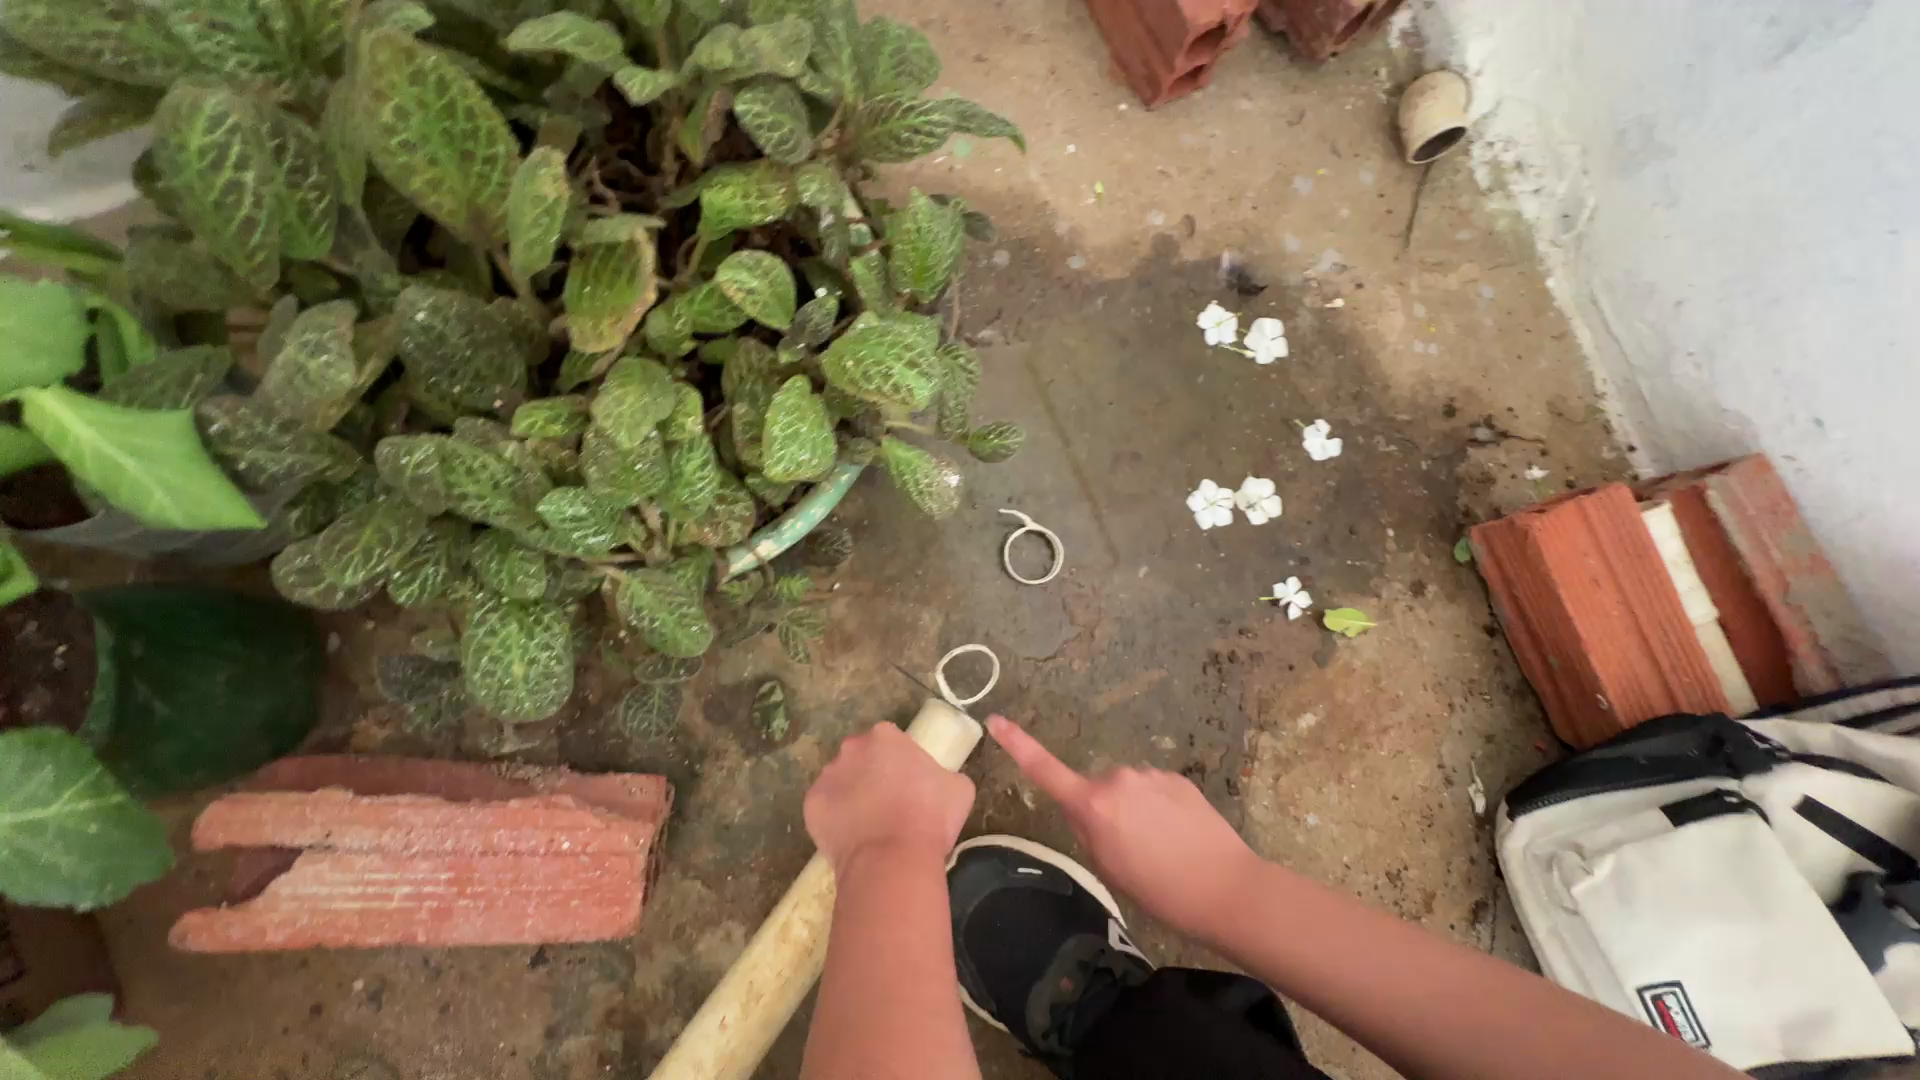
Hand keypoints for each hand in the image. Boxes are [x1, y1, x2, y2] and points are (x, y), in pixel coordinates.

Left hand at [804, 722, 976, 875]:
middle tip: (889, 804)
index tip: (908, 784)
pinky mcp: (812, 804)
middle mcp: (851, 748)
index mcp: (885, 736)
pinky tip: (852, 838)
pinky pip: (825, 809)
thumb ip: (943, 775)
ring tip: (870, 826)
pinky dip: (835, 820)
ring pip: (840, 782)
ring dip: (851, 796)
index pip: (890, 742)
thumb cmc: (930, 816)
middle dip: (871, 775)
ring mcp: (827, 776)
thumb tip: (939, 783)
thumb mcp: (959, 788)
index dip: (899, 763)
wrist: (893, 858)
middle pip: (861, 757)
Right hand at [988, 715, 1261, 944]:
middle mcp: (1118, 779)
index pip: (1044, 770)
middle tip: (1128, 852)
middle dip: (1103, 811)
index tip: (995, 719)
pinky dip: (1160, 809)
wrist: (1226, 888)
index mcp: (1093, 804)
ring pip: (1127, 791)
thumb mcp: (1107, 869)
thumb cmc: (1160, 891)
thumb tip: (1083, 809)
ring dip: (1135, 811)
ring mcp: (1150, 775)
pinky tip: (1180, 837)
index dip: (1017, 744)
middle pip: (1096, 790)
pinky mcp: (1177, 777)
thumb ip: (1086, 830)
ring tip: (1161, 849)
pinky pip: (1154, 790)